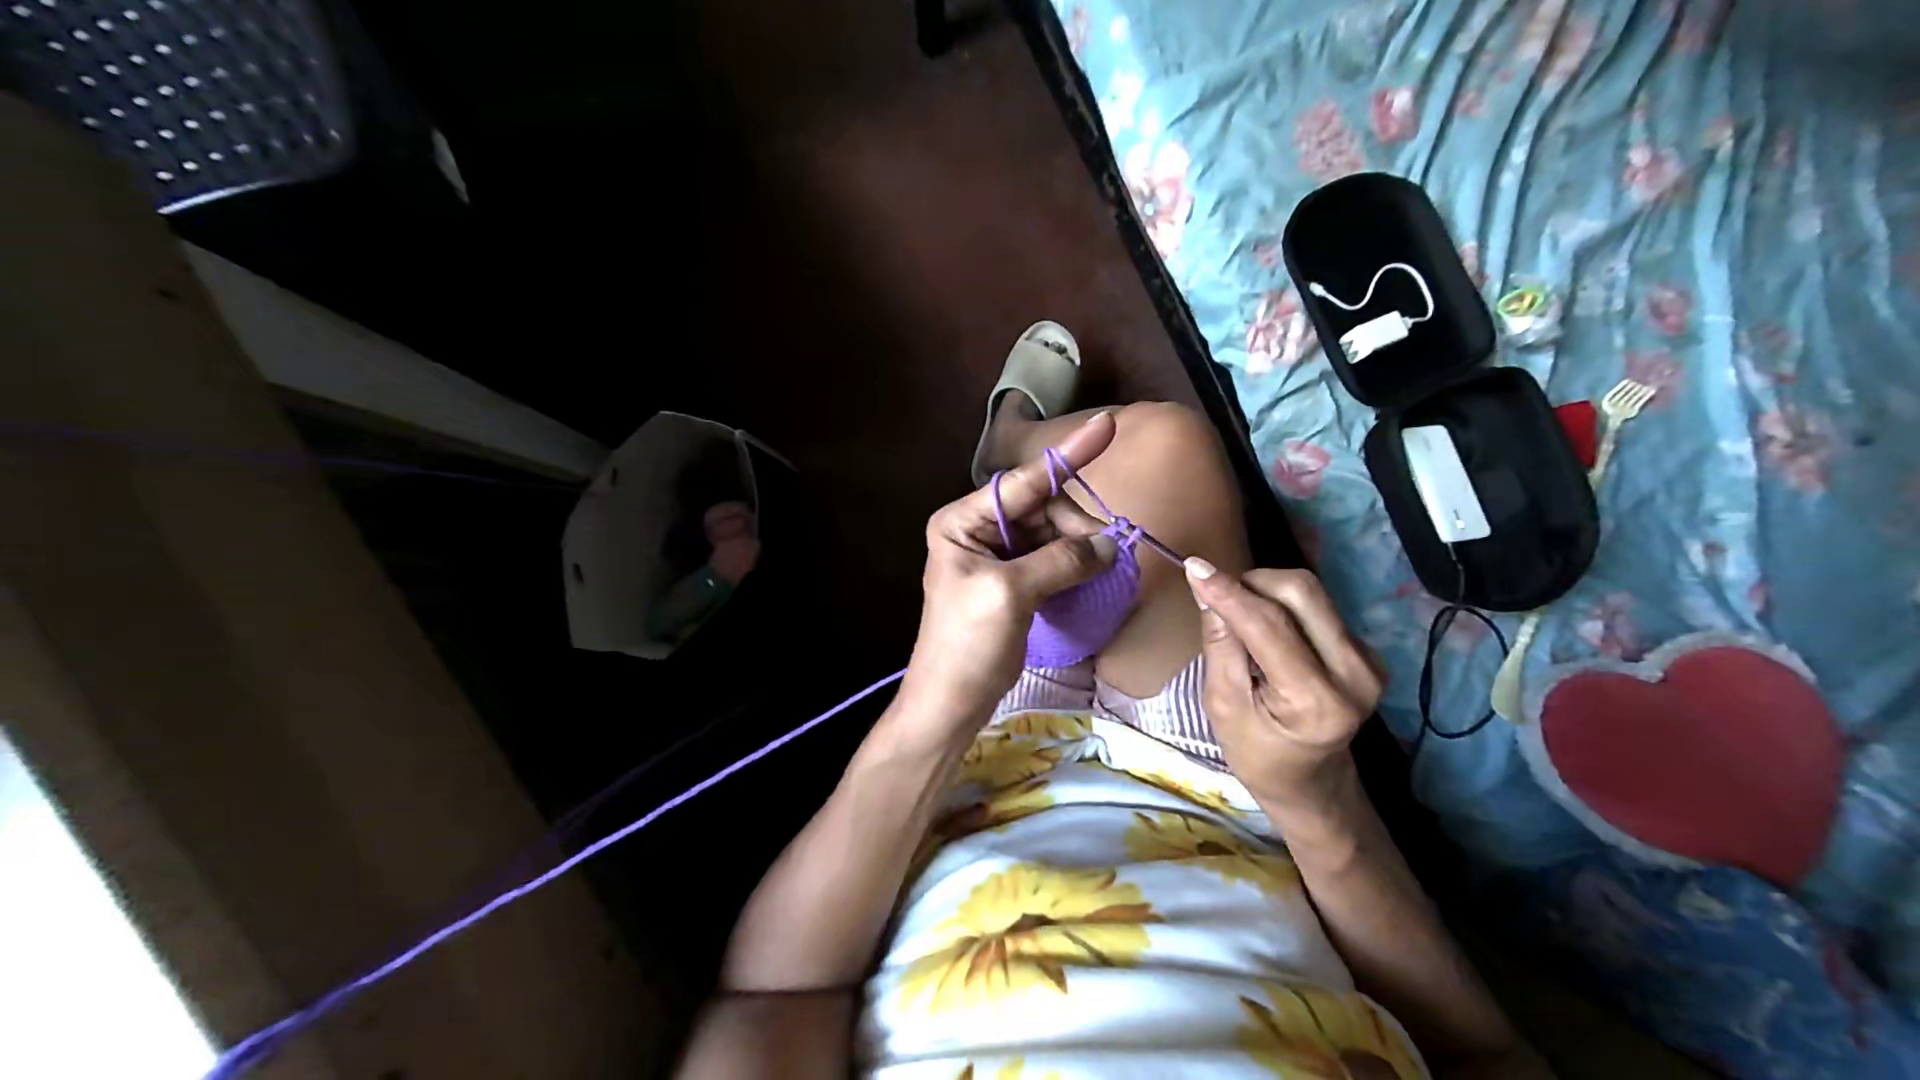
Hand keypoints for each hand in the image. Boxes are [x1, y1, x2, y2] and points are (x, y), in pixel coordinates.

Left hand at [896, 413, 1119, 740]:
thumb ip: (1061, 561)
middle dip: (1077, 525)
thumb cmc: (966, 645)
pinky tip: (1091, 575)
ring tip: (1101, 570)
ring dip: (1080, 547)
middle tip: (1107, 554)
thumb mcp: (1011, 595)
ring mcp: (995, 556)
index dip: (1069, 456)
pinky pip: (1051, 559)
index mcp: (962, 522)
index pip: (1023, 482)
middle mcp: (977, 530)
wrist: (950, 702)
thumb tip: (1108, 545)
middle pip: (1043, 508)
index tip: (1107, 425)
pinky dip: (1073, 564)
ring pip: (1052, 534)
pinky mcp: (1012, 581)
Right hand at [1184, 563, 1383, 808]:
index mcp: (1315, 701)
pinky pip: (1317, 605)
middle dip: (1251, 582)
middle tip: (1219, 597)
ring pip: (1310, 592)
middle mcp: (1354, 674)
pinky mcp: (1367, 650)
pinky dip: (1281, 604)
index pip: (1268, 626)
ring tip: (1241, 618)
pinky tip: (1267, 631)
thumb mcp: (1223, 706)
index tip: (1194, 566)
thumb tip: (1206, 588)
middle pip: (1300, 592)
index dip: (1228, 592)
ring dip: (1265, 590)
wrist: (1310, 781)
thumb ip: (1220, 646)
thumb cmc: (1256, 752)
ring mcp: (1368, 660)